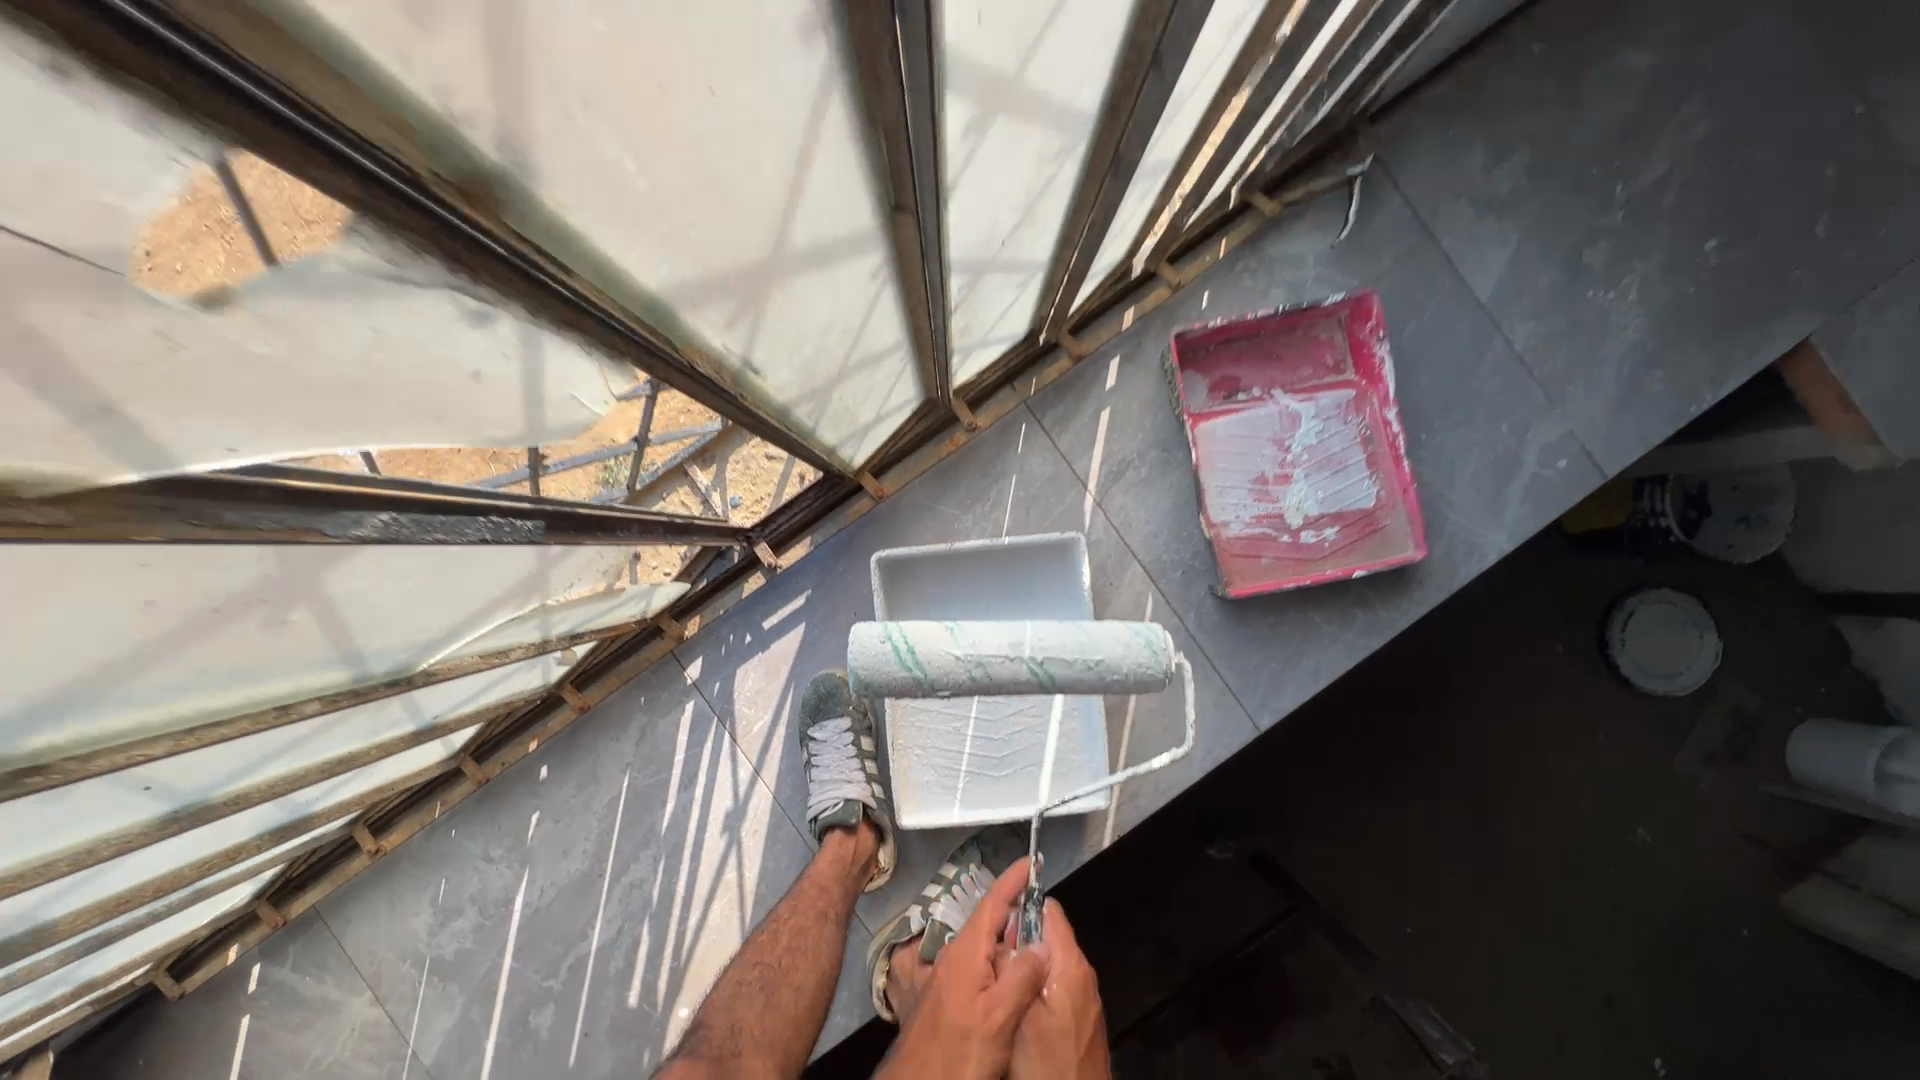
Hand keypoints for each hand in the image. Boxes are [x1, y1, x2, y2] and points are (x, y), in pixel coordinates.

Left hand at [876, 858, 1050, 1079]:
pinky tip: (1008, 973)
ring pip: (981, 943)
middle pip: (987, 920)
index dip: (1013, 880)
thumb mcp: (998, 1017)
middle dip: (1012, 906)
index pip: (992, 903)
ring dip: (1005, 934)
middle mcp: (953, 955)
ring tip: (1030, 934)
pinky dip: (995, 957)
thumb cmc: (959, 1051)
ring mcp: (946, 975)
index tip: (1031, 861)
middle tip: (1039, 900)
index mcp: (966, 952)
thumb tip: (1041, 943)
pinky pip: (976, 962)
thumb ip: (1021, 977)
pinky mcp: (944, 994)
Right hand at [1005, 899, 1108, 1079]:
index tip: (994, 920)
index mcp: (1070, 964)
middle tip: (989, 954)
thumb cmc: (1047, 1064)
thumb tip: (1002, 936)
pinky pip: (1057, 984)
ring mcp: (1085, 996)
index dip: (1021, 908)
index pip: (1049, 911)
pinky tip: (1017, 1003)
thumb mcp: (1018, 1017)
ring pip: (1050, 961)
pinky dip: (1037, 984)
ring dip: (1026, 964)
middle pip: (1048, 936)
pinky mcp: (1082, 1016)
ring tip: (998, 978)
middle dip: (1020, 939)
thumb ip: (1010, 970)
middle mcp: (1083, 973)